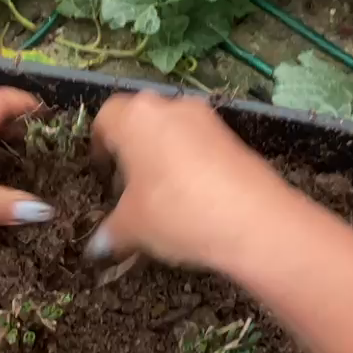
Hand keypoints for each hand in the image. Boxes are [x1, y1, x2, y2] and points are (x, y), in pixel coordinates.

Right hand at [86, 91, 318, 277]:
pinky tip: (192, 197)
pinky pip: (198, 143)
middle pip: (139, 122)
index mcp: (134, 117)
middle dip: (131, 151)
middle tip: (128, 188)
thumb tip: (97, 246)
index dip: (99, 147)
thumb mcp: (132, 227)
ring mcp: (205, 118)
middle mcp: (168, 106)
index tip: (102, 174)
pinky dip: (189, 163)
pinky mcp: (232, 135)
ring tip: (161, 196)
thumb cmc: (176, 212)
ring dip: (161, 156)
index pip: (104, 119)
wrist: (256, 221)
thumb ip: (109, 232)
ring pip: (170, 131)